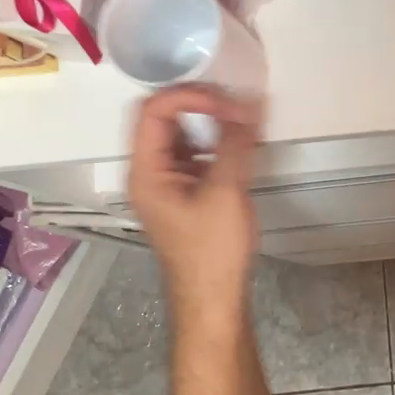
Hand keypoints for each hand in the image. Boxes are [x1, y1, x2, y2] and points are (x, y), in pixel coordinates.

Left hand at [126, 85, 263, 320]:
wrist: (213, 298)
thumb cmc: (213, 249)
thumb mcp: (226, 193)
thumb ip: (235, 145)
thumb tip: (248, 107)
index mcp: (145, 170)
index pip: (154, 110)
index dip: (190, 97)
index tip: (230, 105)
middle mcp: (149, 171)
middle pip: (163, 118)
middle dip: (200, 105)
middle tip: (238, 107)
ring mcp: (167, 183)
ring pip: (181, 136)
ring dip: (210, 123)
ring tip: (244, 122)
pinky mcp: (186, 193)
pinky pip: (196, 156)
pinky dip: (216, 144)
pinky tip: (241, 146)